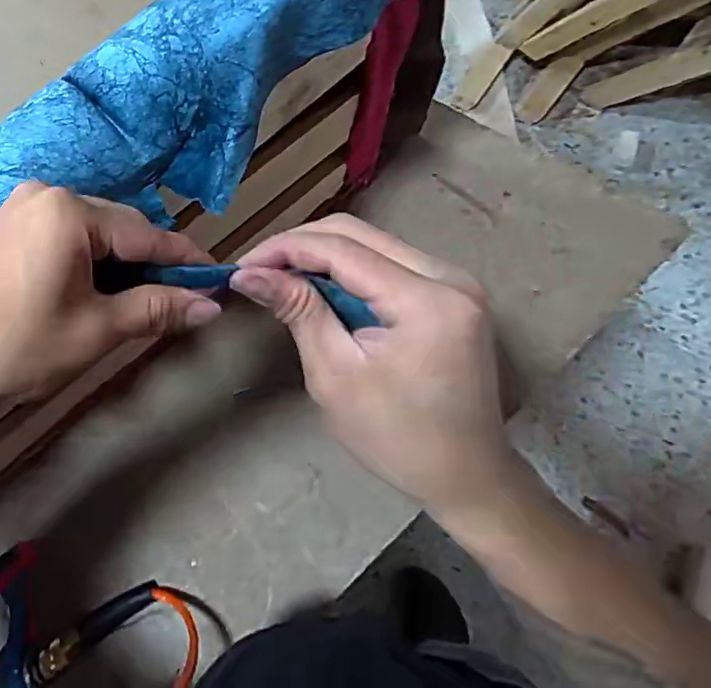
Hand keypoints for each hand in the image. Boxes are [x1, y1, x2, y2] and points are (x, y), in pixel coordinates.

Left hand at [0, 183, 220, 415]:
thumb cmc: (12, 348)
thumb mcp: (94, 331)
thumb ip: (155, 309)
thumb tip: (210, 305)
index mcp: (69, 209)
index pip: (146, 232)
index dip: (185, 260)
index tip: (216, 283)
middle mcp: (44, 193)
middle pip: (117, 228)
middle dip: (149, 265)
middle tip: (176, 306)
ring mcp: (18, 207)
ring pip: (90, 233)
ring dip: (117, 266)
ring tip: (135, 307)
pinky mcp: (3, 226)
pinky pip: (60, 237)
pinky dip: (84, 263)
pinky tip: (91, 294)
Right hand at [229, 215, 517, 518]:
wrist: (468, 478)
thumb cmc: (397, 438)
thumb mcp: (335, 374)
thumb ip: (297, 310)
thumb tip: (248, 274)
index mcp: (427, 301)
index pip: (341, 249)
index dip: (284, 248)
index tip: (242, 266)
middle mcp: (448, 277)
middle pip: (356, 233)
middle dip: (298, 244)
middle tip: (257, 269)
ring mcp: (453, 281)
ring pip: (370, 241)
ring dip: (320, 253)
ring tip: (280, 276)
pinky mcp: (449, 291)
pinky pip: (386, 260)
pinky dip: (345, 267)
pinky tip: (318, 286)